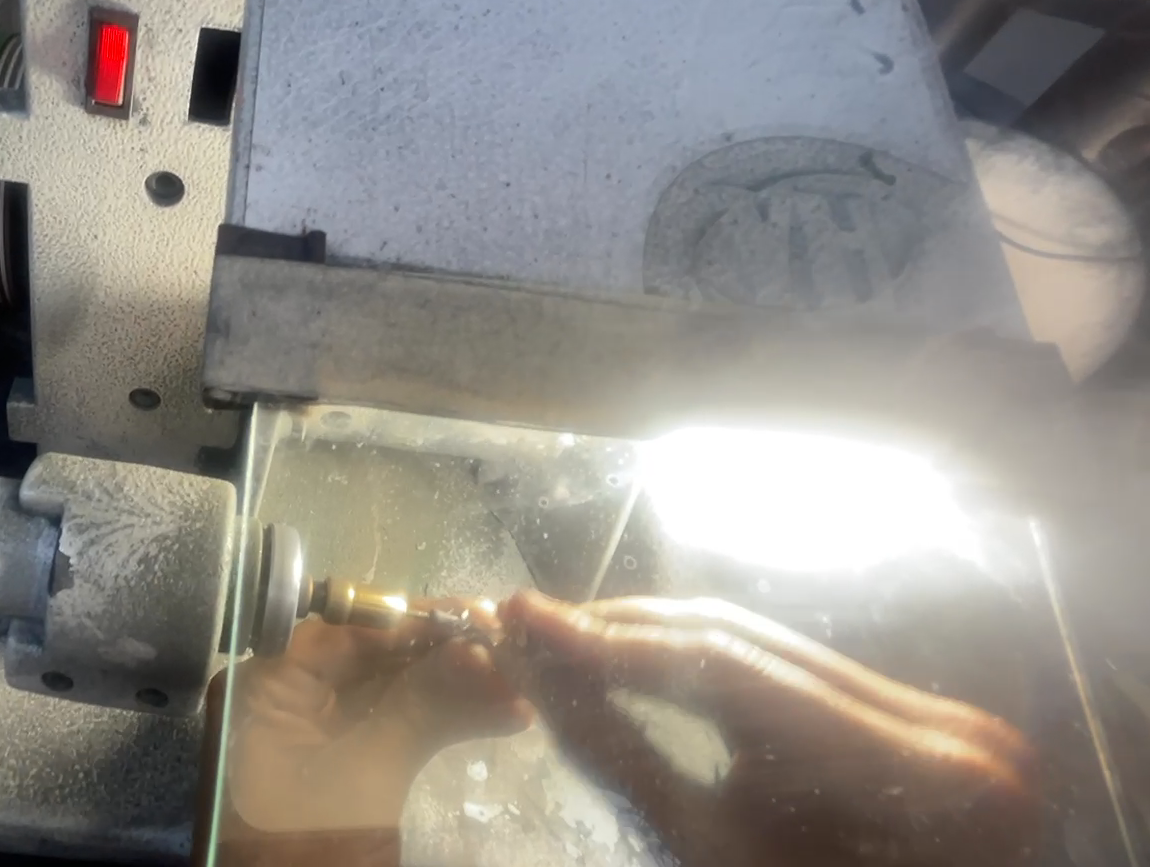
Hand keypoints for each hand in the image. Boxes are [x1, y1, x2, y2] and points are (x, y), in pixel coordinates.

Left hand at [204, 599, 532, 864]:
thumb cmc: (308, 849)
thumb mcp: (367, 776)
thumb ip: (420, 707)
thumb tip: (479, 654)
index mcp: (265, 683)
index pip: (341, 631)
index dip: (408, 622)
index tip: (470, 617)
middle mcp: (284, 691)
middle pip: (368, 653)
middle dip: (436, 650)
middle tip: (502, 641)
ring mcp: (313, 725)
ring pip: (388, 687)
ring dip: (449, 683)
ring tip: (514, 678)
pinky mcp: (342, 756)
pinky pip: (392, 721)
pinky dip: (439, 717)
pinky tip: (496, 710)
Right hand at [500, 591, 1040, 866]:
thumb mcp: (709, 851)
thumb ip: (617, 752)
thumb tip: (529, 666)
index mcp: (918, 771)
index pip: (722, 666)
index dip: (609, 639)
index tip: (520, 612)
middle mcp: (933, 717)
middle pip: (729, 638)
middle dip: (614, 629)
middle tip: (525, 619)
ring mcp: (918, 707)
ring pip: (738, 639)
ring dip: (638, 636)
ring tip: (557, 633)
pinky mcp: (888, 707)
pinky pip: (760, 661)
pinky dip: (681, 657)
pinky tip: (619, 652)